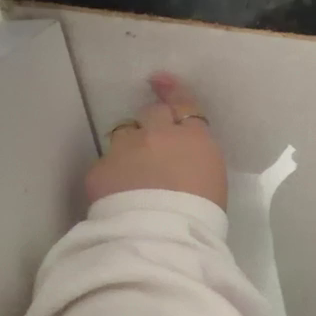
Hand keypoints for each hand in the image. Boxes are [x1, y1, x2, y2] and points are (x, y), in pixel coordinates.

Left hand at [85, 72, 228, 208]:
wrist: (162, 235)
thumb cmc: (203, 214)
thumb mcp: (214, 180)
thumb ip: (198, 159)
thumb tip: (185, 159)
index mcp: (195, 139)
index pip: (185, 104)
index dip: (173, 90)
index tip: (160, 79)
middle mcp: (158, 135)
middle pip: (152, 113)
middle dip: (154, 120)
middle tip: (155, 137)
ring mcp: (125, 150)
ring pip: (125, 136)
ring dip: (131, 147)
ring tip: (135, 173)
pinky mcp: (100, 170)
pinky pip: (107, 165)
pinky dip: (114, 176)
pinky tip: (120, 195)